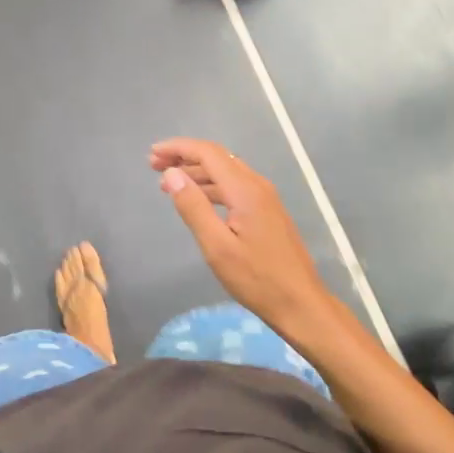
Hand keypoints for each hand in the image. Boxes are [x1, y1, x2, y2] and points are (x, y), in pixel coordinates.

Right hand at [149, 138, 335, 330]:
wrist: (301, 304)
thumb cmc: (257, 279)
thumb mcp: (217, 247)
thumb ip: (193, 207)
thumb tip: (171, 173)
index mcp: (245, 189)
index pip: (207, 153)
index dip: (178, 148)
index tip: (152, 153)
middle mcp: (257, 185)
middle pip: (217, 157)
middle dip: (184, 156)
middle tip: (153, 165)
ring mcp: (265, 198)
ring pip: (226, 171)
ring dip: (196, 171)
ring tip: (169, 182)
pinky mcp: (267, 211)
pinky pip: (234, 186)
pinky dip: (211, 185)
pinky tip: (199, 199)